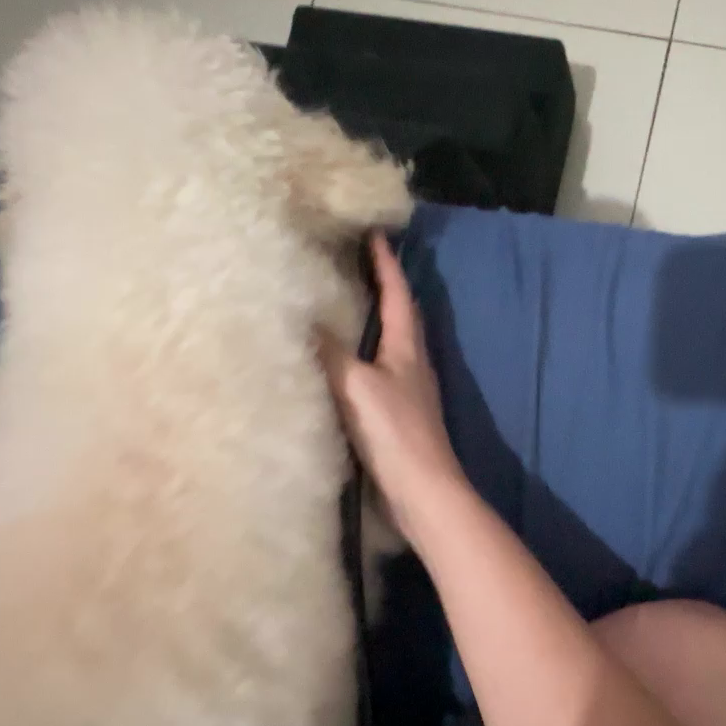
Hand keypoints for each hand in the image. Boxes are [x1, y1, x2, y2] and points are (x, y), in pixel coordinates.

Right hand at [318, 233, 466, 543]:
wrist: (422, 492)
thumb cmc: (395, 433)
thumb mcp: (357, 385)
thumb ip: (330, 351)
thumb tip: (304, 316)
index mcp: (408, 350)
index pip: (398, 296)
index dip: (386, 264)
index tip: (375, 233)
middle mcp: (412, 365)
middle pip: (399, 318)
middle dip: (381, 288)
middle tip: (355, 262)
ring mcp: (406, 393)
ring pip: (388, 346)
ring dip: (370, 323)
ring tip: (342, 306)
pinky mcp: (396, 419)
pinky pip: (376, 375)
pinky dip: (360, 359)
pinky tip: (339, 366)